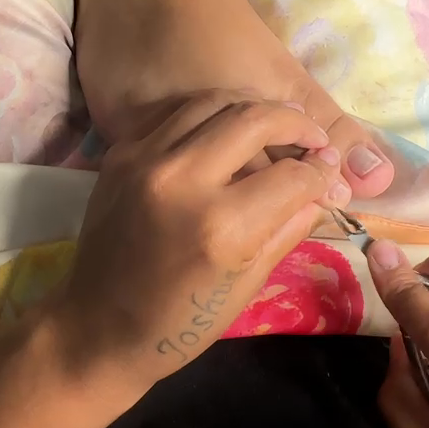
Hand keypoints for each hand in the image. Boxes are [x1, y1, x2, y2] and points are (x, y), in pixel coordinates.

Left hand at [39, 91, 347, 391]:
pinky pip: (175, 112)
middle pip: (254, 120)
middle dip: (295, 122)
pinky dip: (208, 111)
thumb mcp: (248, 283)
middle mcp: (181, 179)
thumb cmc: (181, 320)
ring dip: (253, 106)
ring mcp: (145, 158)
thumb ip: (290, 225)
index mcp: (220, 226)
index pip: (290, 176)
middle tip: (313, 136)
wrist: (98, 325)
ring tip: (276, 119)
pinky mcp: (121, 151)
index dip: (320, 171)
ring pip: (213, 102)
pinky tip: (227, 124)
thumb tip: (326, 186)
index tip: (330, 170)